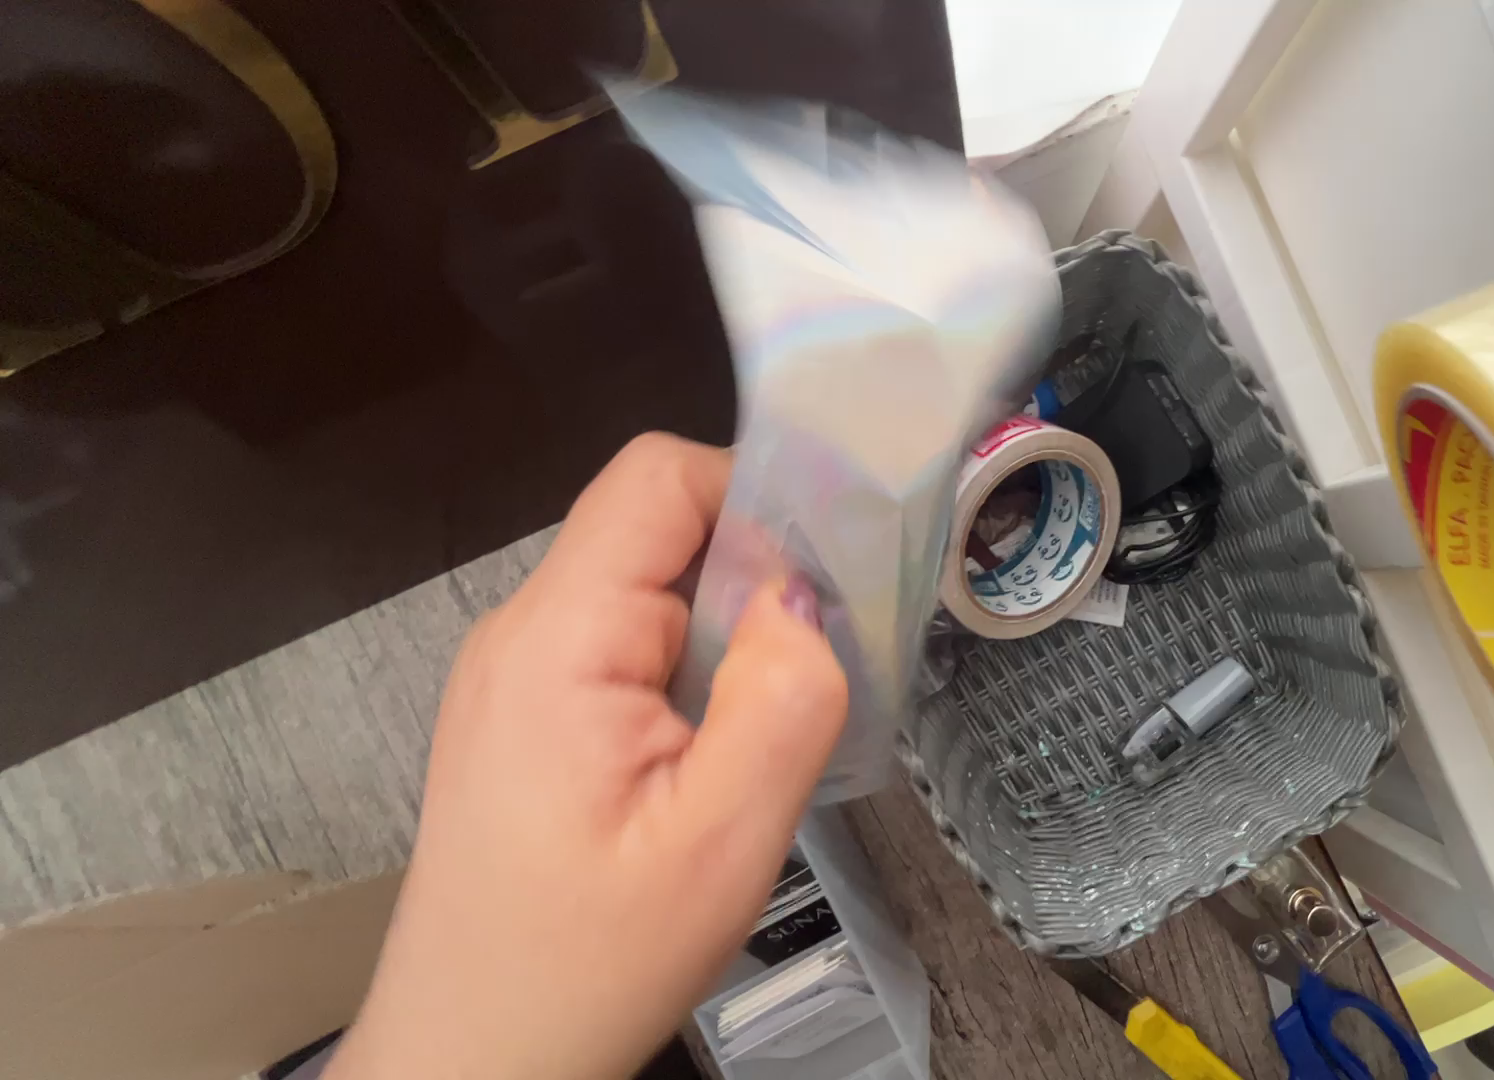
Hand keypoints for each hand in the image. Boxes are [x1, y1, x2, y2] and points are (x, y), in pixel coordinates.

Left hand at [328, 434, 848, 1079]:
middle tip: (813, 650)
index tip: (818, 566)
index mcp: (559, 638)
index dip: (750, 491)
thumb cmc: (594, 962)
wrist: (480, 1065)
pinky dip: (703, 655)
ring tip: (770, 702)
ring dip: (732, 618)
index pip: (657, 478)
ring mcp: (528, 666)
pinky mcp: (542, 703)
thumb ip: (780, 699)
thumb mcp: (722, 840)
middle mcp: (529, 628)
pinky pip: (639, 632)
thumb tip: (798, 594)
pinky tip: (725, 730)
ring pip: (657, 579)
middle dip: (754, 566)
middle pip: (660, 524)